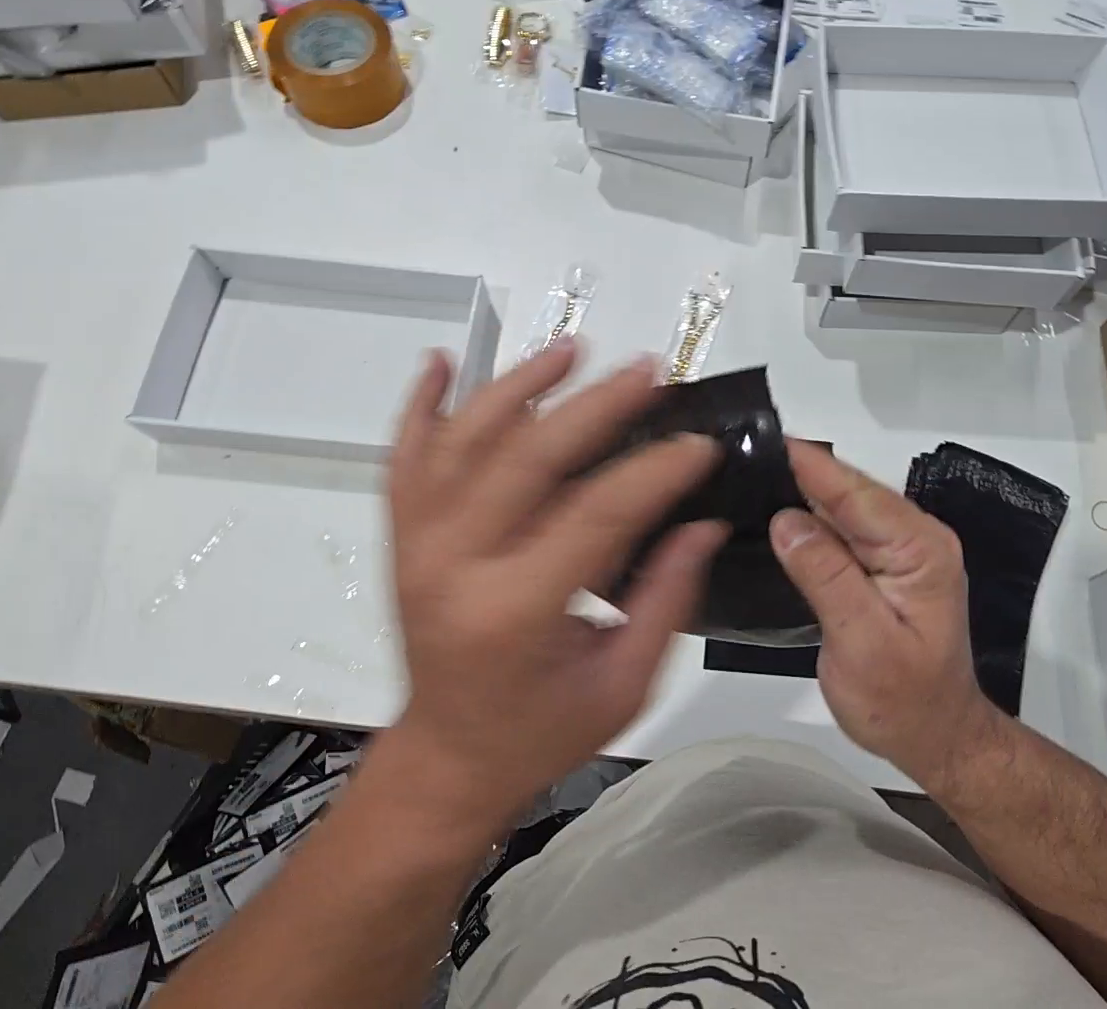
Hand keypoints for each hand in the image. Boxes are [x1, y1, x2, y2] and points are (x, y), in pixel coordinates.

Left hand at [386, 341, 725, 822]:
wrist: (448, 758)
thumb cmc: (540, 733)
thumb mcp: (623, 685)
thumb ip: (667, 598)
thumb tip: (704, 521)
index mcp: (516, 609)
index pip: (597, 512)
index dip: (656, 470)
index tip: (700, 445)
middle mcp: (455, 564)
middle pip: (529, 456)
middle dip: (597, 405)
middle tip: (648, 372)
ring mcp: (417, 545)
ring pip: (463, 440)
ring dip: (517, 385)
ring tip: (570, 349)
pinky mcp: (401, 539)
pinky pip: (403, 458)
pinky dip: (419, 406)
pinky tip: (439, 362)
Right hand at [768, 442, 992, 783]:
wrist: (934, 737)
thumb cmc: (902, 701)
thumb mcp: (862, 643)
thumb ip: (827, 577)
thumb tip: (785, 519)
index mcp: (919, 548)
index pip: (856, 492)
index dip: (808, 464)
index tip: (761, 437)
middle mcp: (913, 538)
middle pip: (849, 492)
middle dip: (799, 470)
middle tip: (739, 453)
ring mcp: (898, 552)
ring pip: (841, 509)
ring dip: (799, 492)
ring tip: (746, 473)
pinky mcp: (881, 568)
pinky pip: (840, 533)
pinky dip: (807, 521)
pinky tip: (773, 515)